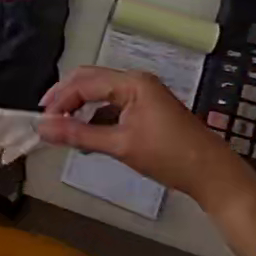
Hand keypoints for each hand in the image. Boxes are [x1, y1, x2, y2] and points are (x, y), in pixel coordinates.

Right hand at [38, 66, 255, 210]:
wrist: (212, 174)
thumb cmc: (170, 157)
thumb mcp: (120, 146)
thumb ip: (79, 135)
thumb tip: (44, 128)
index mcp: (131, 83)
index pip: (84, 82)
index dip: (60, 99)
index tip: (43, 121)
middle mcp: (135, 81)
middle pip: (89, 80)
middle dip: (65, 98)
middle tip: (46, 120)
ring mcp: (141, 94)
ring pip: (98, 93)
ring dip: (79, 108)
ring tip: (63, 129)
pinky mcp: (145, 108)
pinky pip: (111, 105)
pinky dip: (94, 117)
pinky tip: (87, 136)